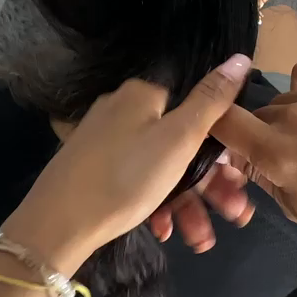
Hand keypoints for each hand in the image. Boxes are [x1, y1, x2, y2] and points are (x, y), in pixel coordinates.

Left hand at [3, 54, 253, 273]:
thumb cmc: (126, 176)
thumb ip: (211, 99)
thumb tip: (240, 57)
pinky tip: (165, 230)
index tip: (239, 175)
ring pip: (160, 166)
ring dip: (188, 202)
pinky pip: (136, 178)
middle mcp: (123, 108)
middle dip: (210, 183)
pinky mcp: (93, 167)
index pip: (195, 104)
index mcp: (144, 93)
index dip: (222, 140)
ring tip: (202, 239)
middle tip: (233, 215)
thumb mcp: (178, 138)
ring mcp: (105, 139)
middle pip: (181, 141)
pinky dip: (156, 202)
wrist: (56, 225)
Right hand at [210, 60, 296, 264]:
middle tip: (282, 157)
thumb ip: (268, 180)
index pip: (221, 121)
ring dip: (287, 117)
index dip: (217, 131)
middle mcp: (293, 115)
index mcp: (276, 152)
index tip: (228, 145)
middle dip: (259, 134)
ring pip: (284, 98)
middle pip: (256, 114)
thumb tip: (251, 161)